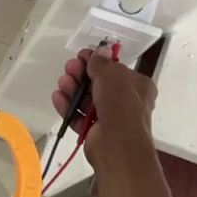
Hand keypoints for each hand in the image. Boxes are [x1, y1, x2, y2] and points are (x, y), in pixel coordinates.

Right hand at [51, 47, 157, 163]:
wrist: (117, 144)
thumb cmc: (121, 105)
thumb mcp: (113, 76)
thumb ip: (102, 63)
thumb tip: (97, 52)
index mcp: (137, 87)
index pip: (115, 71)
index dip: (98, 62)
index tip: (81, 56)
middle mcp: (125, 102)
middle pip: (98, 84)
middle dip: (81, 75)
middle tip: (69, 67)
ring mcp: (109, 118)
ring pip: (87, 100)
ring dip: (73, 89)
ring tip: (62, 83)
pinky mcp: (93, 131)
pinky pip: (78, 116)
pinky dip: (68, 107)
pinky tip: (58, 98)